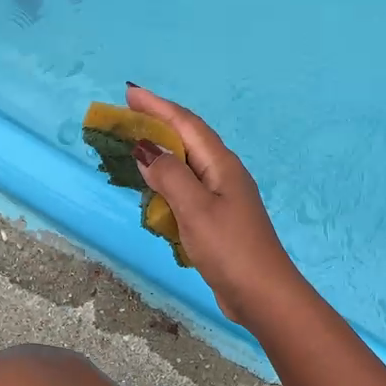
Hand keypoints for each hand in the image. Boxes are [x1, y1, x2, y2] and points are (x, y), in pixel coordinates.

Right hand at [126, 86, 302, 320]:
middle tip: (125, 118)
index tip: (128, 93)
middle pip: (187, 140)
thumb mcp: (194, 209)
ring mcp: (222, 199)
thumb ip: (169, 176)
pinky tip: (153, 193)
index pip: (185, 125)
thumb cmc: (229, 249)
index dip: (157, 107)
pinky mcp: (217, 222)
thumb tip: (144, 148)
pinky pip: (186, 192)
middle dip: (157, 125)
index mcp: (221, 165)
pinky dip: (166, 185)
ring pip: (186, 166)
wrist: (260, 292)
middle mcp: (223, 175)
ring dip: (160, 154)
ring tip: (133, 151)